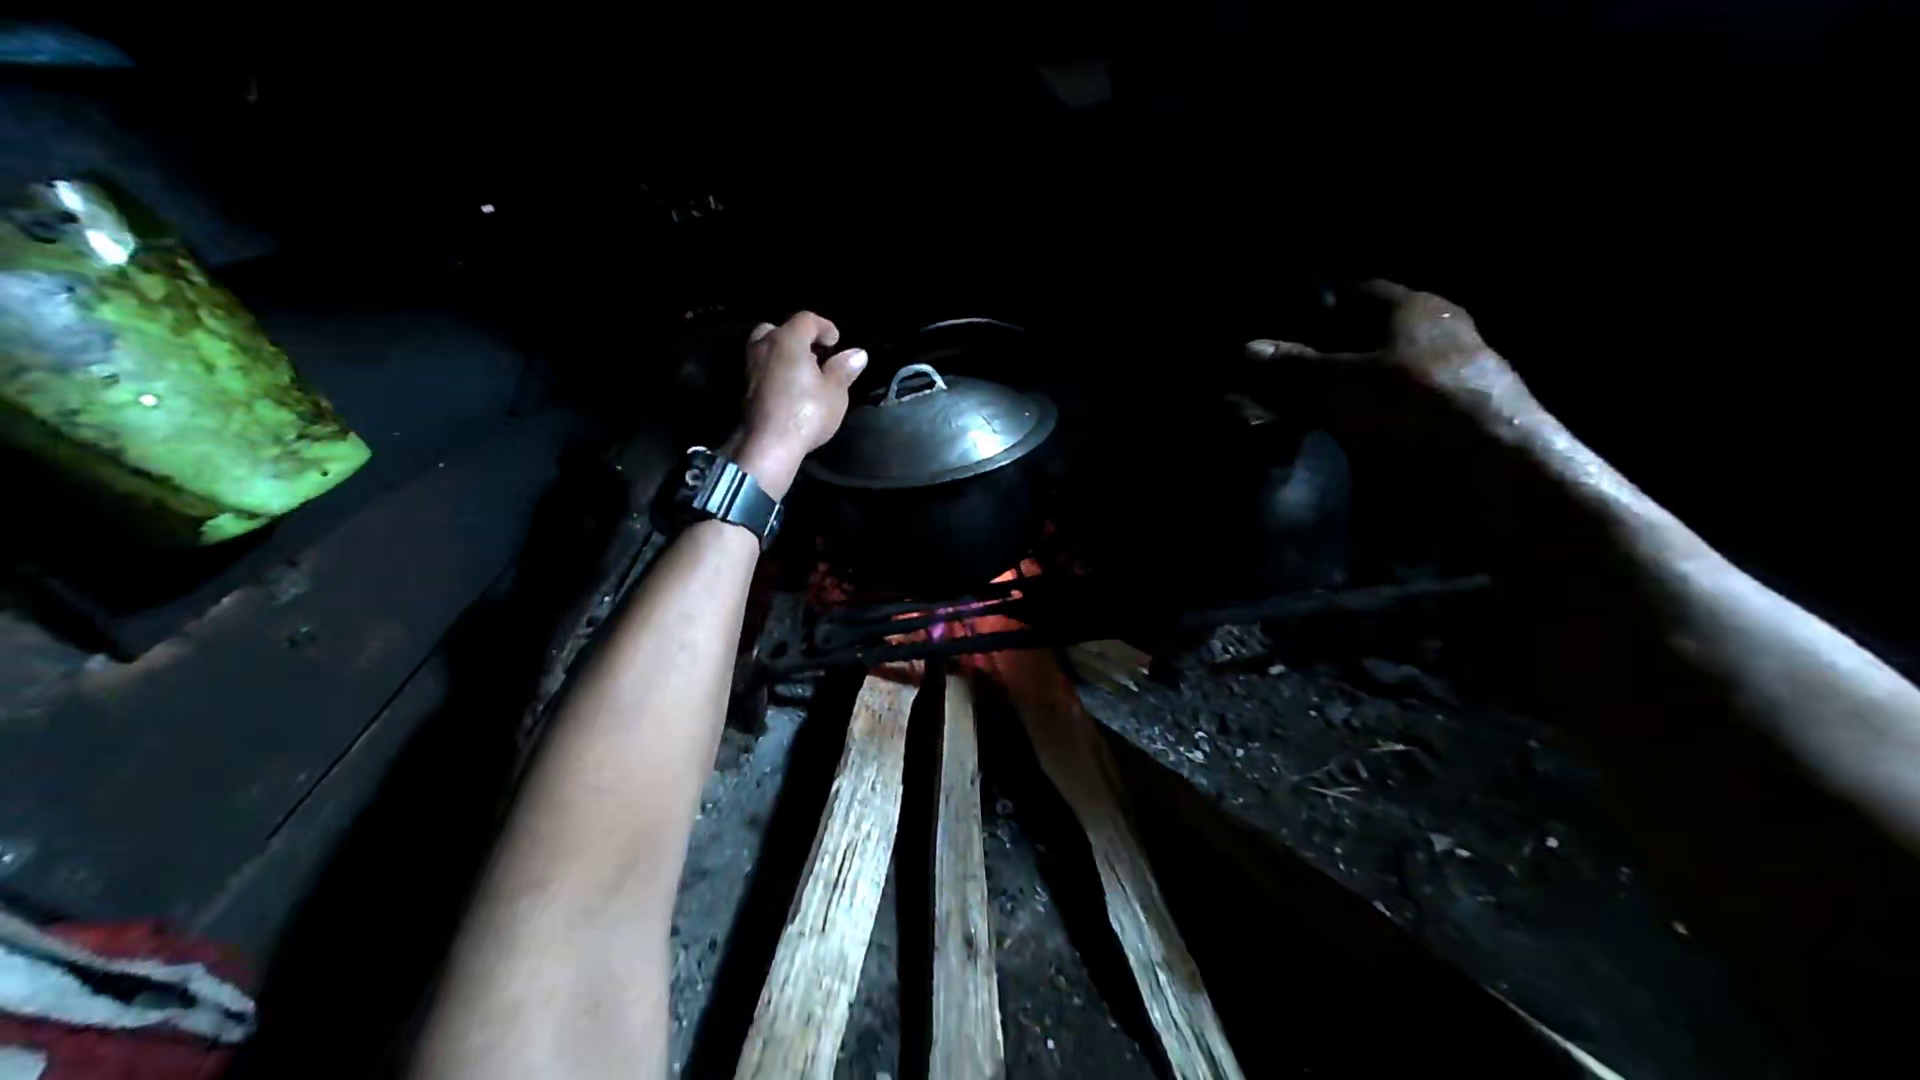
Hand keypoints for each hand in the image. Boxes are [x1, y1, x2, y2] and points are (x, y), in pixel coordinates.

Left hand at [730, 312, 867, 498]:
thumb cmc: (807, 413)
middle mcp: (764, 346)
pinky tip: (789, 390)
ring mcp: (750, 367)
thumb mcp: (835, 391)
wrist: (768, 445)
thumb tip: (858, 353)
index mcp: (787, 340)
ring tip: (803, 373)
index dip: (825, 327)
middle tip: (815, 356)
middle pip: (779, 329)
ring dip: (784, 355)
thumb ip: (844, 369)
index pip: (806, 320)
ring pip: (766, 349)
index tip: (836, 342)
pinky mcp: (744, 388)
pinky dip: (775, 371)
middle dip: (798, 338)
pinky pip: (762, 369)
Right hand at [1246, 280, 1538, 439]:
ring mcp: (1458, 364)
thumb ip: (1296, 365)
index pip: (1360, 291)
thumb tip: (1247, 348)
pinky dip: (1383, 401)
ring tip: (1325, 395)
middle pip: (1378, 327)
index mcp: (1413, 306)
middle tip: (1302, 360)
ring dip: (1364, 375)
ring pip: (1396, 360)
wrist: (1488, 452)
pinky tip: (1362, 421)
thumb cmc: (1410, 398)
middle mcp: (1441, 324)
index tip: (1295, 317)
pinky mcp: (1463, 402)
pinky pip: (1410, 393)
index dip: (1325, 302)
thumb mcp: (1339, 381)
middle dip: (1341, 341)